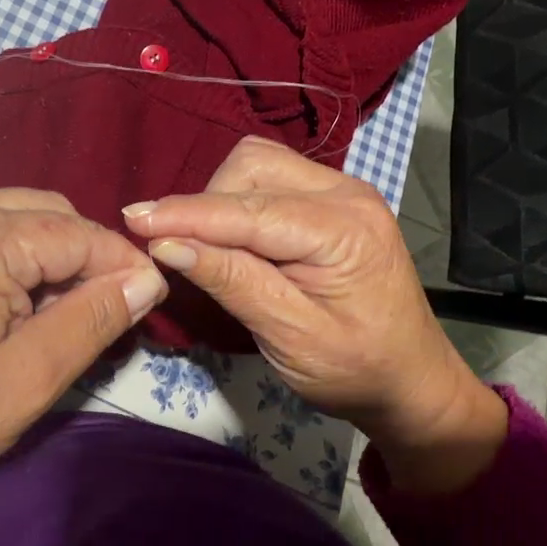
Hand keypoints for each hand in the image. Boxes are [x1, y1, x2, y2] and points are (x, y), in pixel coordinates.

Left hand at [0, 190, 168, 504]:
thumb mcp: (26, 379)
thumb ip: (91, 320)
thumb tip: (145, 278)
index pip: (79, 232)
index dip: (121, 264)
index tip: (148, 300)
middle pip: (50, 212)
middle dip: (84, 257)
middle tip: (95, 314)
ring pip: (21, 214)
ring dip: (50, 254)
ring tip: (52, 313)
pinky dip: (15, 252)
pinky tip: (12, 299)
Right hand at [122, 137, 506, 493]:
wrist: (413, 383)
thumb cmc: (357, 372)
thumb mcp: (292, 339)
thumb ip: (232, 283)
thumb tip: (166, 244)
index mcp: (345, 230)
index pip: (249, 210)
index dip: (187, 213)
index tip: (133, 217)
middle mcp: (346, 191)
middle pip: (252, 167)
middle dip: (208, 204)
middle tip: (185, 251)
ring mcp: (341, 187)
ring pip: (258, 163)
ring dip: (222, 196)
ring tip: (211, 244)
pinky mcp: (331, 195)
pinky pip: (270, 175)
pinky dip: (239, 197)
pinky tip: (235, 233)